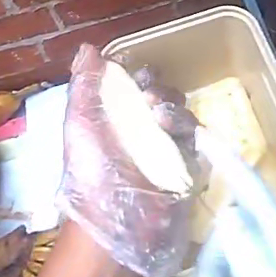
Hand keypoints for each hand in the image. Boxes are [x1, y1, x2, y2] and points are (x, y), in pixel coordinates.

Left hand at [57, 44, 195, 276]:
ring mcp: (168, 147)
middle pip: (163, 94)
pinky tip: (172, 131)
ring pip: (182, 111)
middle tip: (147, 99)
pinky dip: (186, 128)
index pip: (137, 85)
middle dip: (158, 89)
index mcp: (118, 119)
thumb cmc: (90, 176)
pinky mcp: (188, 165)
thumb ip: (85, 87)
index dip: (138, 75)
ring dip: (171, 106)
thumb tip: (89, 47)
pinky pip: (196, 137)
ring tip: (158, 116)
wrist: (113, 229)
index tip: (135, 75)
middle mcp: (145, 130)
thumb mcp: (79, 127)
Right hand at [195, 137, 275, 276]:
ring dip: (221, 266)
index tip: (201, 131)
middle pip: (241, 218)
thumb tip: (226, 213)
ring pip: (245, 238)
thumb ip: (251, 262)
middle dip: (213, 249)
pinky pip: (254, 253)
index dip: (226, 159)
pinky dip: (233, 271)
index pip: (252, 188)